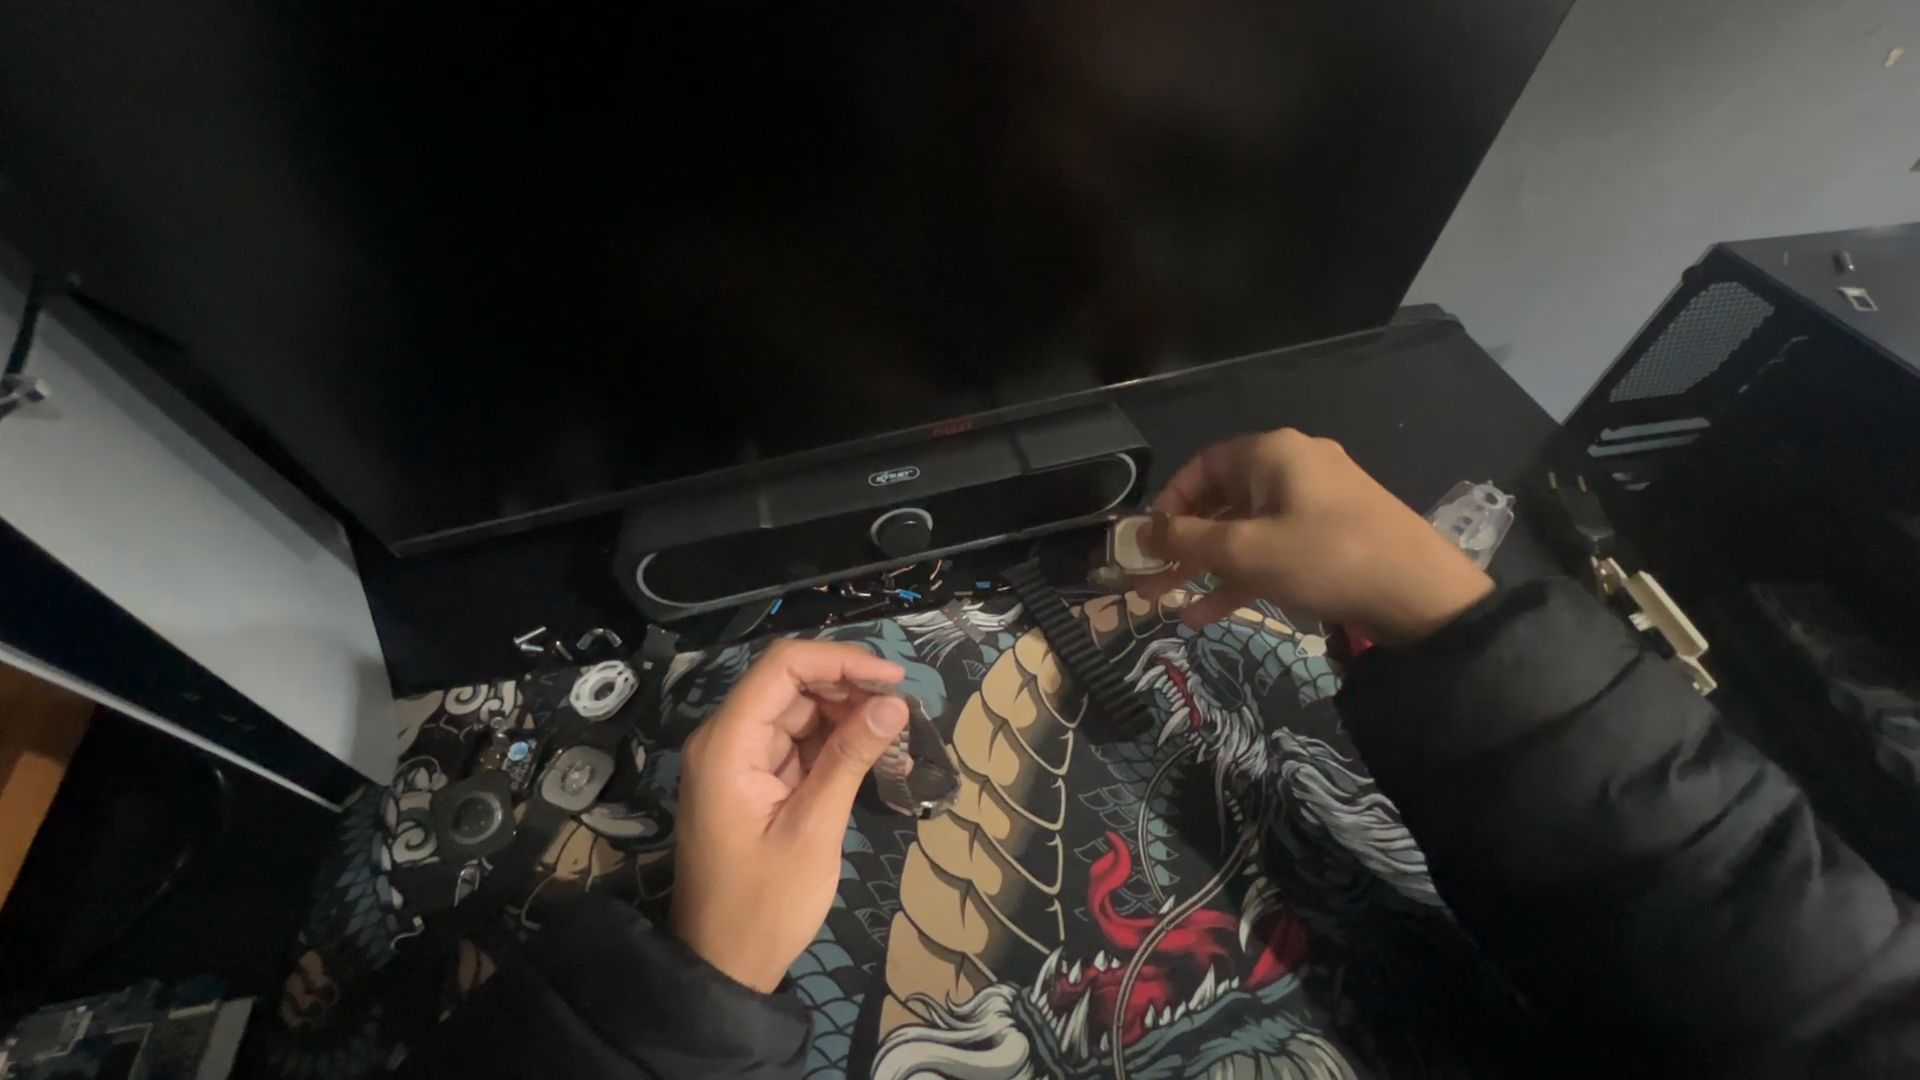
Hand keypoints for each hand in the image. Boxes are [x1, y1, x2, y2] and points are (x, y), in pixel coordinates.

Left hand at [672, 640, 909, 991]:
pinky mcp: (755, 777)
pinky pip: (798, 739)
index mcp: (728, 743)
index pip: (782, 666)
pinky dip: (835, 741)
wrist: (723, 968)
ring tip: (895, 735)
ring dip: (847, 715)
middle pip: (791, 683)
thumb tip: (895, 702)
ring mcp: (740, 758)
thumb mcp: (814, 828)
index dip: (840, 660)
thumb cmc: (764, 905)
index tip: (892, 678)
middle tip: (900, 712)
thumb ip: (851, 757)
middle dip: (849, 688)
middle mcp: (728, 738)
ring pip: (799, 709)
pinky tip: (872, 751)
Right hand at [1137, 428, 1493, 643]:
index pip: (1201, 466)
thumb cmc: (1323, 557)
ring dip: (1205, 567)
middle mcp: (1291, 468)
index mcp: (1271, 454)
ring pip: (1244, 531)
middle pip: (1220, 502)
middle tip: (1149, 578)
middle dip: (1181, 545)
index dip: (1168, 502)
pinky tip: (1209, 613)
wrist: (1423, 595)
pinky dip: (1242, 575)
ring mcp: (1314, 503)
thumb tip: (1138, 533)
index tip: (1148, 539)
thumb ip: (1184, 540)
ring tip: (1169, 602)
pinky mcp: (1330, 535)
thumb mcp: (1244, 550)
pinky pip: (1272, 548)